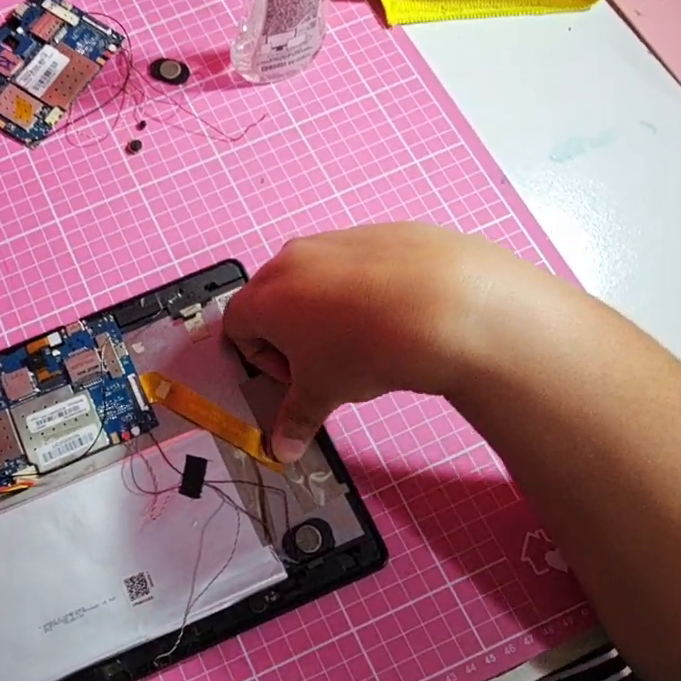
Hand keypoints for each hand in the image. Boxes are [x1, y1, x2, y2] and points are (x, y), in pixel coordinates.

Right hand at [222, 222, 558, 461]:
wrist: (443, 306)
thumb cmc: (367, 346)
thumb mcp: (323, 393)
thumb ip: (296, 419)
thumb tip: (285, 447)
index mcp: (265, 296)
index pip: (236, 326)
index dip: (259, 359)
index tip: (292, 377)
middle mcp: (291, 259)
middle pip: (273, 299)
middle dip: (291, 334)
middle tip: (324, 363)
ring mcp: (334, 241)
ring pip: (314, 279)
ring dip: (325, 310)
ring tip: (365, 341)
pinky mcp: (375, 233)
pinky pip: (356, 264)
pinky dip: (364, 289)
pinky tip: (393, 316)